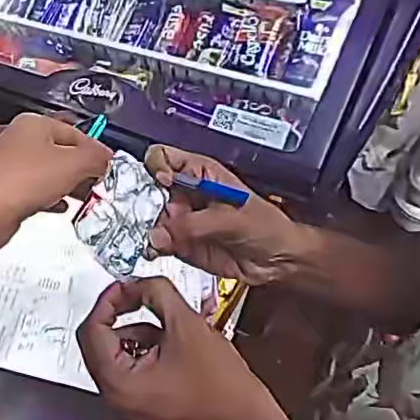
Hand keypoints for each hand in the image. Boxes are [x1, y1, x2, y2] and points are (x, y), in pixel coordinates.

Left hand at [0, 113, 111, 237]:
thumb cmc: (27, 179)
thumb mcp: (75, 164)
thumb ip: (97, 158)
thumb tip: (107, 161)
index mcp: (36, 123)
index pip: (77, 133)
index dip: (97, 152)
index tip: (111, 169)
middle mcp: (20, 139)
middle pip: (63, 153)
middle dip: (84, 170)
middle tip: (100, 187)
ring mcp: (10, 164)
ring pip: (50, 173)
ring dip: (69, 185)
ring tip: (85, 199)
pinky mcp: (5, 188)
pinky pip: (36, 190)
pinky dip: (51, 197)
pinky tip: (61, 208)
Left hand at [77, 277, 295, 419]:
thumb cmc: (222, 389)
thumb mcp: (185, 325)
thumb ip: (156, 293)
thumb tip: (138, 283)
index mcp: (118, 382)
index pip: (92, 329)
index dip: (108, 301)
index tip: (123, 286)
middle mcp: (115, 394)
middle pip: (97, 339)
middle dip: (118, 312)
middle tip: (136, 293)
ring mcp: (128, 398)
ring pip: (115, 347)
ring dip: (134, 326)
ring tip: (164, 319)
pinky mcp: (142, 396)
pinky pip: (130, 359)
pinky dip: (145, 342)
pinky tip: (170, 338)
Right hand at [143, 145, 301, 285]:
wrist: (277, 261)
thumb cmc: (267, 228)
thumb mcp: (231, 220)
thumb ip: (193, 225)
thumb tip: (158, 233)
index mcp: (200, 173)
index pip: (162, 157)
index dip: (155, 168)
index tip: (160, 184)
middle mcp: (185, 193)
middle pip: (148, 188)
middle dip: (142, 202)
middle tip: (147, 216)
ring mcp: (180, 218)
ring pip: (147, 217)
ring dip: (145, 227)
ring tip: (156, 237)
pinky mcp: (179, 242)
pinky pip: (155, 241)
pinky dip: (151, 246)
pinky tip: (156, 250)